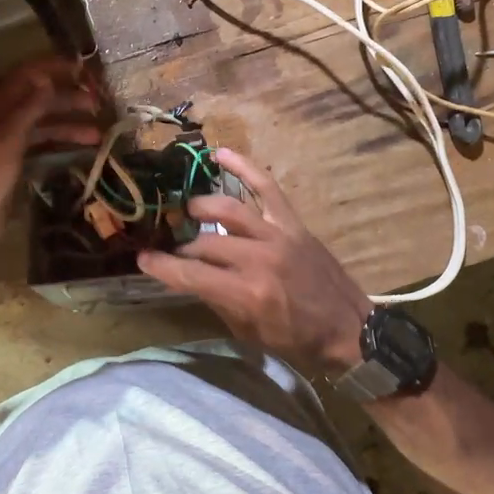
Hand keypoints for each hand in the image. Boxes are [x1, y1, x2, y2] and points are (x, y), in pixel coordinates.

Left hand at [0, 58, 99, 253]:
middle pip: (37, 100)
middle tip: (98, 103)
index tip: (83, 69)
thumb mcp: (5, 138)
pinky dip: (59, 145)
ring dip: (68, 126)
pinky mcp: (13, 164)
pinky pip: (40, 146)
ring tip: (98, 134)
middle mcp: (0, 119)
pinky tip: (82, 150)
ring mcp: (6, 142)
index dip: (53, 69)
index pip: (26, 76)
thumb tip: (47, 78)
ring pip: (42, 125)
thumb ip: (27, 108)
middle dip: (67, 99)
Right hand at [137, 148, 371, 375]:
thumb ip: (216, 300)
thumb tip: (187, 277)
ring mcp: (277, 235)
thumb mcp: (250, 333)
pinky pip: (266, 187)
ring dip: (202, 208)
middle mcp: (259, 258)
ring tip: (189, 211)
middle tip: (172, 250)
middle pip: (205, 243)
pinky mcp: (292, 223)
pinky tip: (220, 153)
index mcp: (247, 292)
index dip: (161, 267)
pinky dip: (244, 167)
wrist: (351, 331)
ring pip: (228, 210)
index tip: (142, 260)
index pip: (191, 274)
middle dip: (183, 249)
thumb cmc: (297, 340)